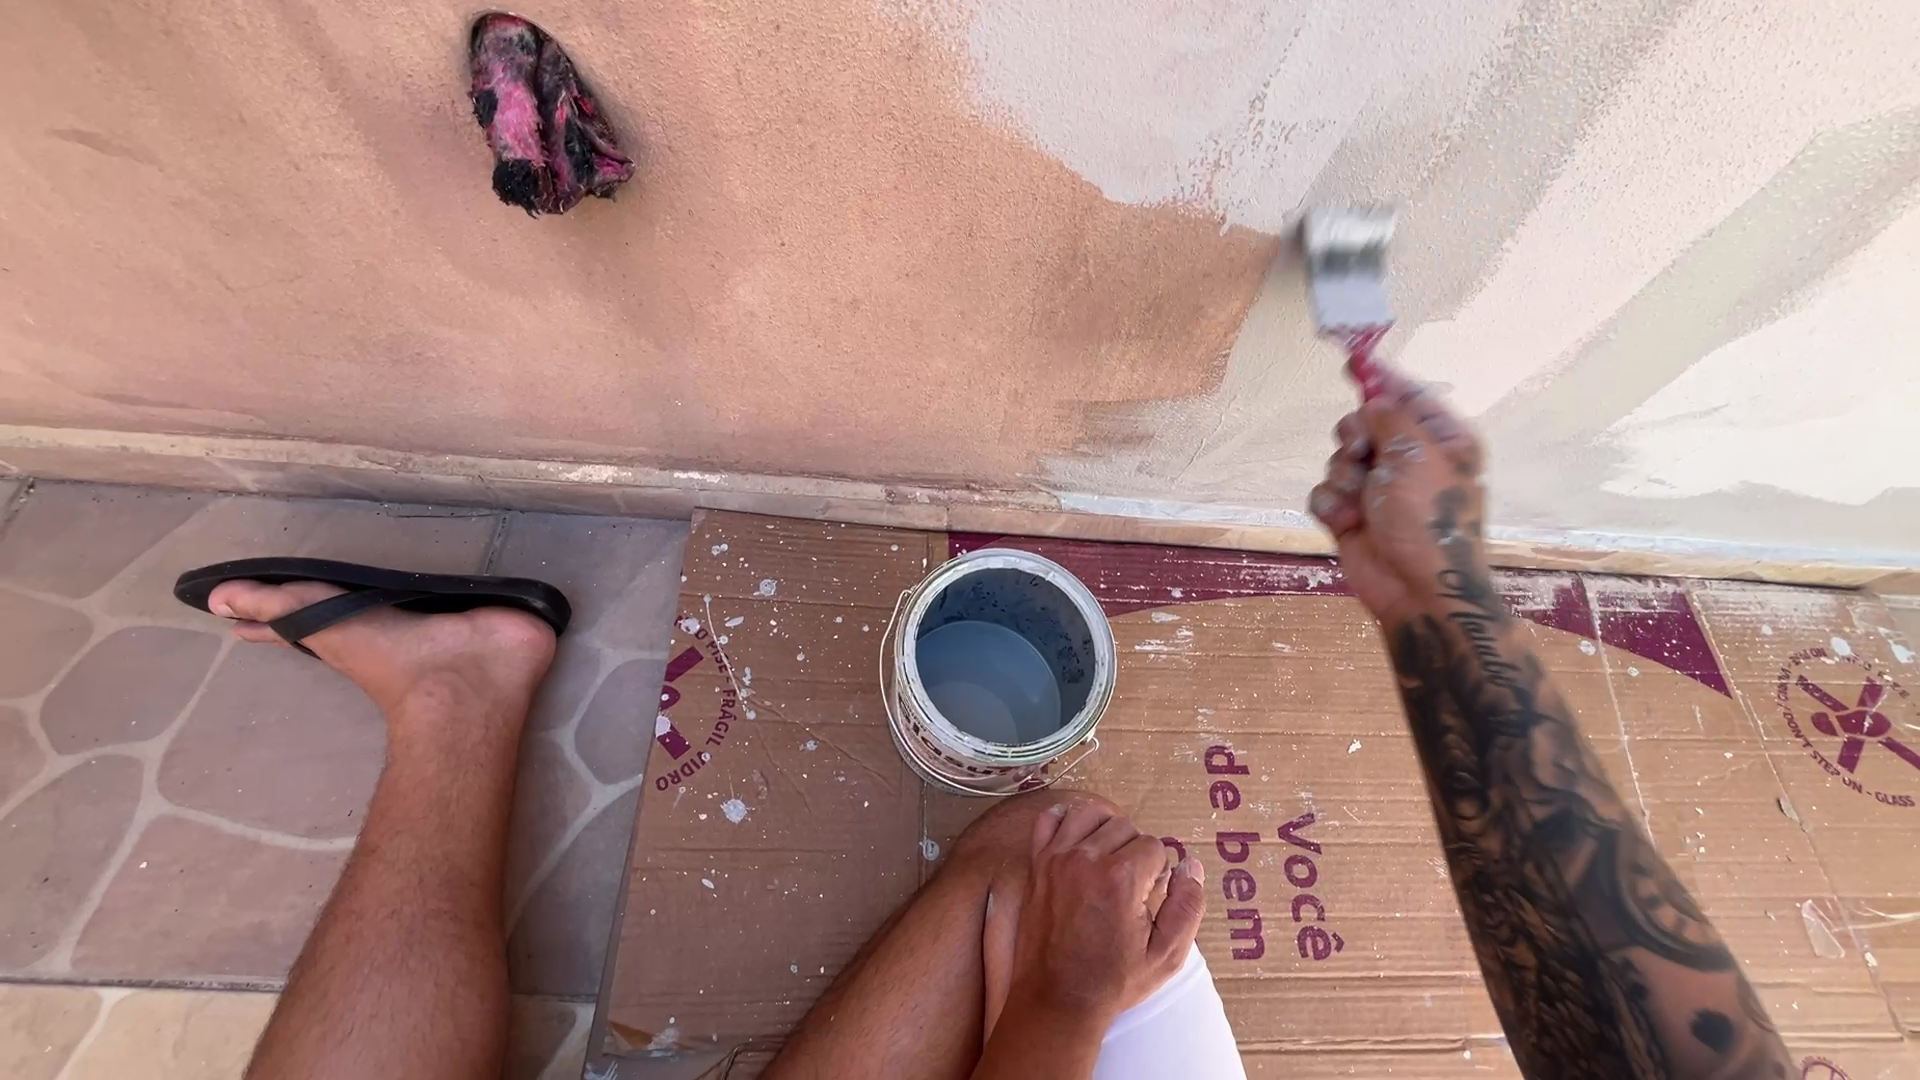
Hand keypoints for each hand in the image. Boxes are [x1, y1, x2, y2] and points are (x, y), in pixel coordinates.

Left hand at [998, 800, 1204, 1029]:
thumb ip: (1188, 906)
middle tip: (1132, 882)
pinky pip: (1049, 819)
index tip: (1150, 895)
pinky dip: (1065, 821)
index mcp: (1121, 878)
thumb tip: (1192, 865)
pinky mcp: (1037, 861)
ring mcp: (1057, 857)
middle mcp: (1086, 858)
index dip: (1159, 870)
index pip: (1154, 846)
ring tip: (1110, 856)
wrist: (1058, 997)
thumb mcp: (1166, 956)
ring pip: (1090, 812)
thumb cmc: (1113, 980)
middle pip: (1124, 826)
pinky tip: (1079, 840)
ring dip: (1105, 827)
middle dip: (1135, 849)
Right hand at [1309, 363, 1487, 624]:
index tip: (1354, 359)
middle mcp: (1407, 460)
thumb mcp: (1417, 455)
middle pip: (1360, 425)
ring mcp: (1376, 488)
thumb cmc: (1428, 519)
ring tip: (1361, 503)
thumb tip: (1371, 402)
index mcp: (1440, 441)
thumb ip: (1390, 418)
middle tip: (1362, 454)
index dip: (1380, 378)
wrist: (1413, 586)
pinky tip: (1347, 522)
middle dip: (1353, 440)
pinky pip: (1324, 492)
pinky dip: (1332, 505)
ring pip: (1337, 459)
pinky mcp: (1349, 513)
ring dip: (1342, 479)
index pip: (1407, 396)